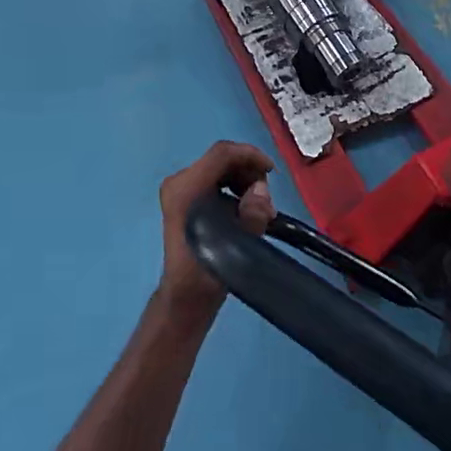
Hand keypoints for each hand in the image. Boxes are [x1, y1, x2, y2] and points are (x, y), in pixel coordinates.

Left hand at [156, 141, 275, 310]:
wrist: (184, 297)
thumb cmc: (206, 274)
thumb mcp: (234, 248)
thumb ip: (250, 216)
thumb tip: (261, 191)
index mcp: (186, 189)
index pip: (222, 153)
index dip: (251, 155)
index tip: (271, 172)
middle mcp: (179, 182)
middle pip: (224, 158)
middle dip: (250, 172)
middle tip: (266, 200)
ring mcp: (181, 187)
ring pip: (223, 166)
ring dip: (245, 181)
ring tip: (260, 209)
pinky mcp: (187, 195)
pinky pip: (217, 177)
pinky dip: (235, 187)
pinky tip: (246, 209)